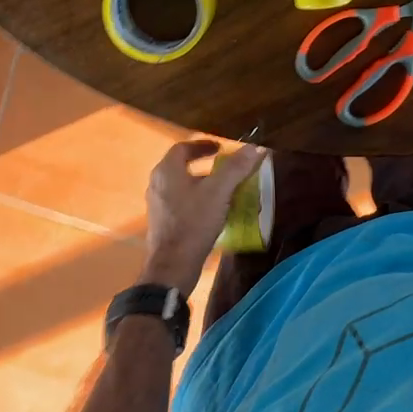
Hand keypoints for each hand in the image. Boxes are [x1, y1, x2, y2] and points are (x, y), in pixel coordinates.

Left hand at [139, 140, 264, 294]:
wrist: (173, 267)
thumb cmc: (194, 222)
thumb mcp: (218, 192)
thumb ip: (235, 168)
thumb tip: (255, 148)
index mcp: (167, 171)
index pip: (183, 147)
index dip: (203, 145)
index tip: (220, 148)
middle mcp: (157, 184)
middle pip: (181, 166)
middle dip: (204, 165)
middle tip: (223, 167)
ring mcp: (157, 205)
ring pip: (181, 186)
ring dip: (200, 183)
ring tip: (222, 189)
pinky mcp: (161, 224)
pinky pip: (179, 203)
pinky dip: (196, 200)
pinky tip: (212, 212)